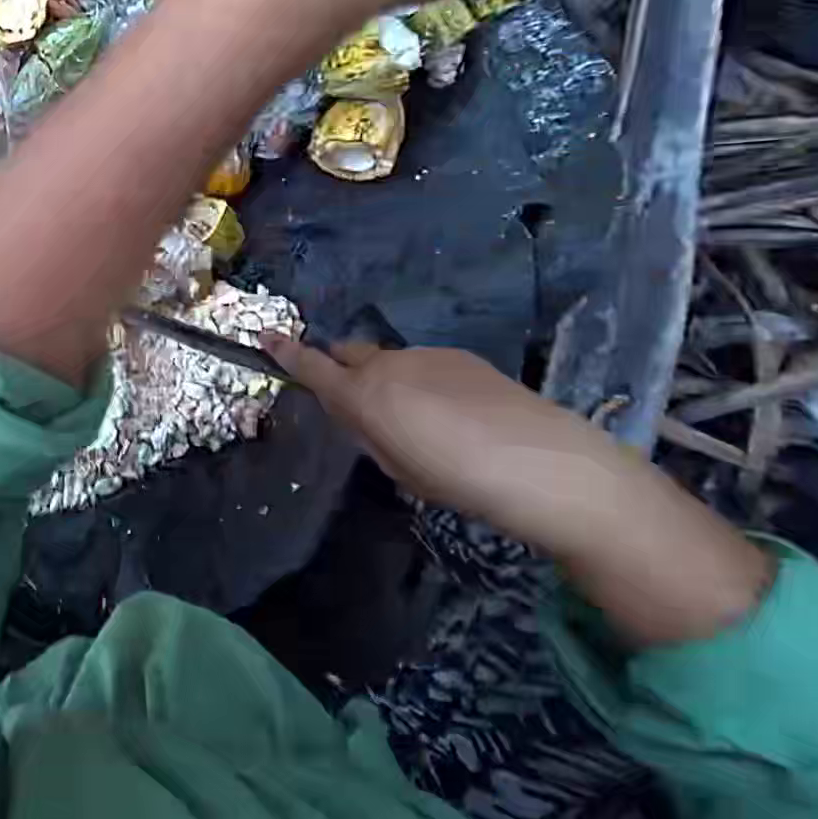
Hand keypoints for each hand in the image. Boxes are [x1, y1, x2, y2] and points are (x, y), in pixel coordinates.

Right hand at [264, 336, 774, 647]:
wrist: (553, 469)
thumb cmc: (461, 481)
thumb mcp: (397, 469)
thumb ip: (365, 432)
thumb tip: (354, 410)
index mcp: (364, 395)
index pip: (311, 367)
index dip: (284, 352)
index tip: (264, 336)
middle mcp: (388, 364)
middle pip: (348, 355)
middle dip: (342, 370)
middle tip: (358, 405)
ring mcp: (428, 356)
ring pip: (388, 361)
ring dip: (387, 380)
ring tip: (422, 421)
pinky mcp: (463, 358)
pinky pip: (423, 364)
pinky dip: (421, 381)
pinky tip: (456, 414)